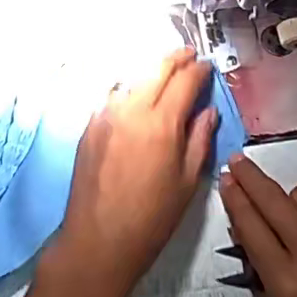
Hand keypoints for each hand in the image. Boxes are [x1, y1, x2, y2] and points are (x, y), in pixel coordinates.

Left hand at [48, 50, 217, 296]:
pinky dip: (128, 88)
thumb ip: (199, 139)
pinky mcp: (89, 127)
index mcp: (161, 123)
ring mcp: (105, 116)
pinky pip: (112, 96)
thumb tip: (208, 112)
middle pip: (156, 69)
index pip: (185, 80)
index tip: (207, 66)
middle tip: (189, 56)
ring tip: (164, 74)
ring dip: (151, 71)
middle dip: (176, 58)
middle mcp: (131, 110)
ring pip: (132, 78)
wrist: (98, 241)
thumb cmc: (151, 217)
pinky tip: (136, 96)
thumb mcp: (188, 180)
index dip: (200, 70)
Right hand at [218, 155, 296, 296]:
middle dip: (252, 178)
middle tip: (238, 161)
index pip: (252, 226)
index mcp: (289, 286)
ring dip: (287, 201)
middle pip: (275, 200)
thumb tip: (246, 235)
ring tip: (281, 214)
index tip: (225, 178)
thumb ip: (263, 278)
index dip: (236, 199)